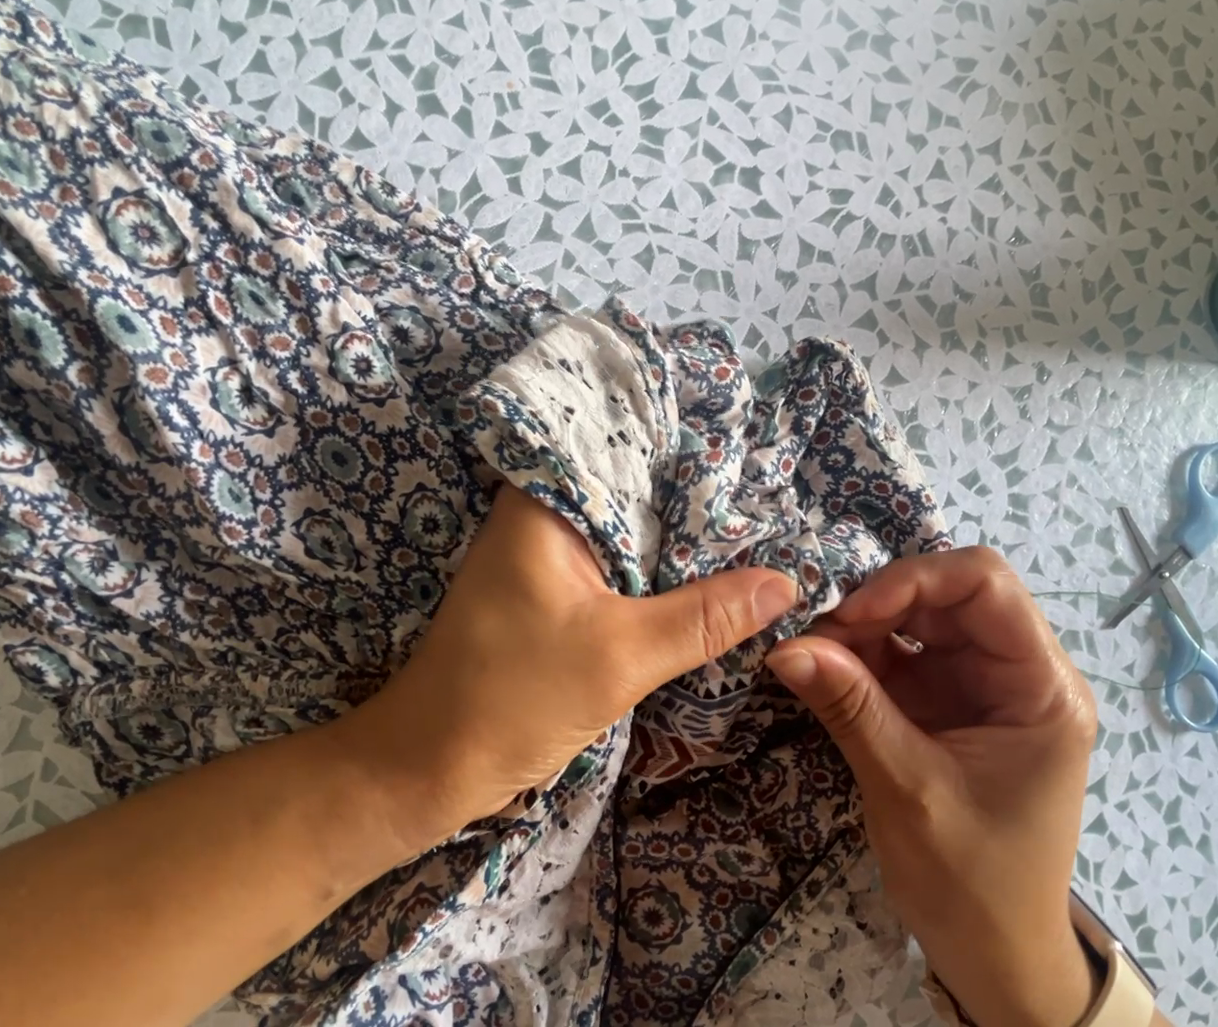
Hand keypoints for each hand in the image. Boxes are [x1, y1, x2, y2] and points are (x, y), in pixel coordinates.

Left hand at [347, 484, 797, 849]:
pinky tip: (709, 583)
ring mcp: (547, 558)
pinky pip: (619, 571)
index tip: (759, 459)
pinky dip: (658, 578)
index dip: (694, 456)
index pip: (629, 451)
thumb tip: (786, 582)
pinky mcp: (553, 595)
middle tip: (775, 501)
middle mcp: (542, 516)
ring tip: (759, 536)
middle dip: (698, 505)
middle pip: (635, 495)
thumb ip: (703, 617)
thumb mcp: (619, 656)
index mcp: (543, 504)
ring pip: (630, 537)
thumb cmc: (512, 698)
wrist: (431, 767)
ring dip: (681, 546)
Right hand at [766, 547, 1098, 1026]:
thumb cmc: (973, 881)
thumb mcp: (908, 791)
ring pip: (917, 619)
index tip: (850, 613)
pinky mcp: (945, 703)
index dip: (914, 580)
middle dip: (877, 604)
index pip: (986, 585)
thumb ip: (850, 709)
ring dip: (861, 628)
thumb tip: (783, 646)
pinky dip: (859, 655)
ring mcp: (979, 686)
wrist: (992, 952)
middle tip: (815, 636)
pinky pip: (900, 655)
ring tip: (812, 654)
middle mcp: (1017, 673)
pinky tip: (824, 670)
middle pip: (947, 595)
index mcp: (1042, 688)